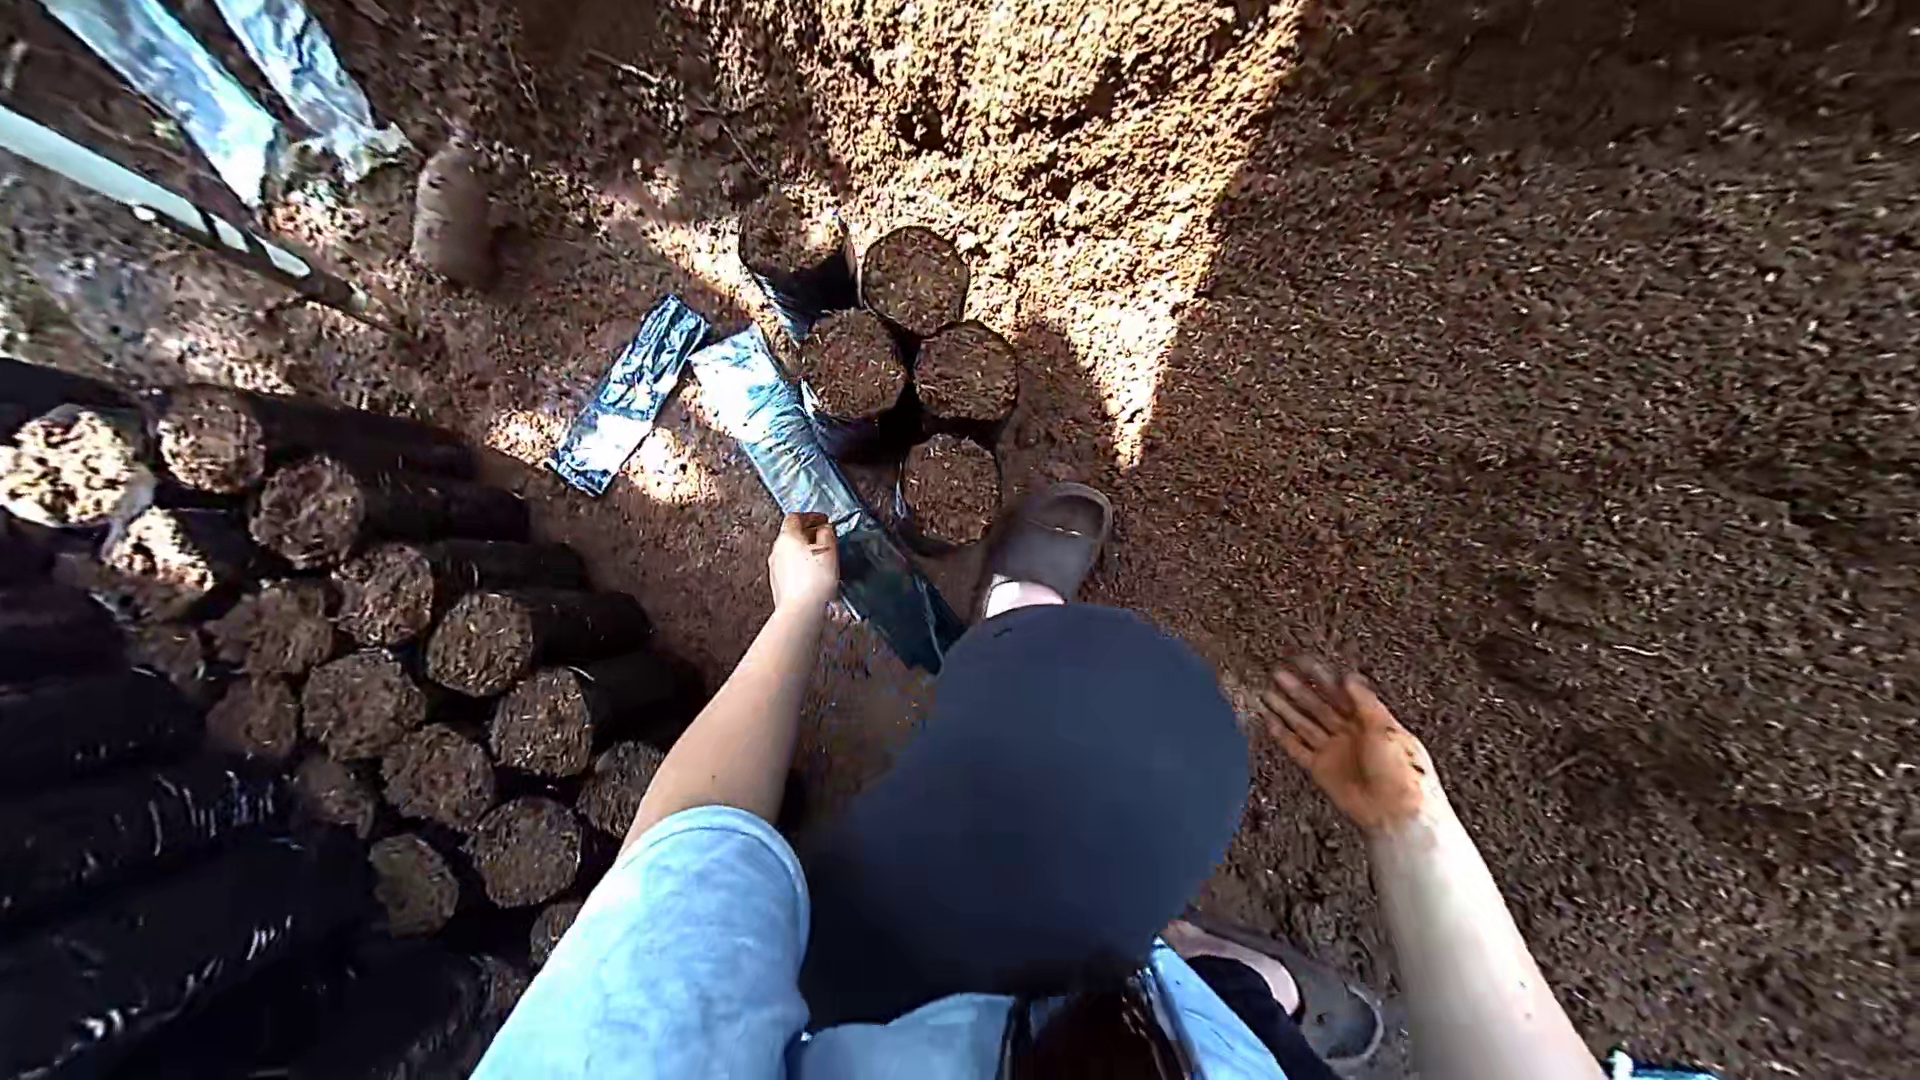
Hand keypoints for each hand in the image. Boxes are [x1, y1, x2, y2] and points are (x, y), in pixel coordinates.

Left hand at [768, 512, 838, 612]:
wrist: (801, 611)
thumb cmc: (815, 581)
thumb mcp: (829, 549)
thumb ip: (827, 533)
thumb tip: (824, 528)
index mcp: (787, 536)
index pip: (795, 517)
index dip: (811, 516)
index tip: (824, 520)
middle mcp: (777, 550)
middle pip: (791, 533)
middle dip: (809, 533)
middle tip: (825, 536)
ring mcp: (775, 568)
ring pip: (791, 551)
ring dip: (805, 550)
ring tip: (822, 556)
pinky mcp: (778, 583)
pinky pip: (790, 567)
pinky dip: (802, 565)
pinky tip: (814, 573)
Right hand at [1255, 658, 1445, 832]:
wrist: (1398, 815)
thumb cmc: (1404, 776)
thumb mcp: (1388, 730)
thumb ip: (1365, 702)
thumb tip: (1349, 679)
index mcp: (1370, 723)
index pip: (1340, 693)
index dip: (1321, 677)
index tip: (1302, 662)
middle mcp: (1350, 735)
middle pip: (1317, 706)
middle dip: (1298, 689)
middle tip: (1279, 674)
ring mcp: (1334, 751)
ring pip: (1303, 723)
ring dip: (1285, 708)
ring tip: (1267, 692)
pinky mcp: (1320, 768)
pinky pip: (1295, 747)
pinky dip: (1281, 734)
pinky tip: (1270, 721)